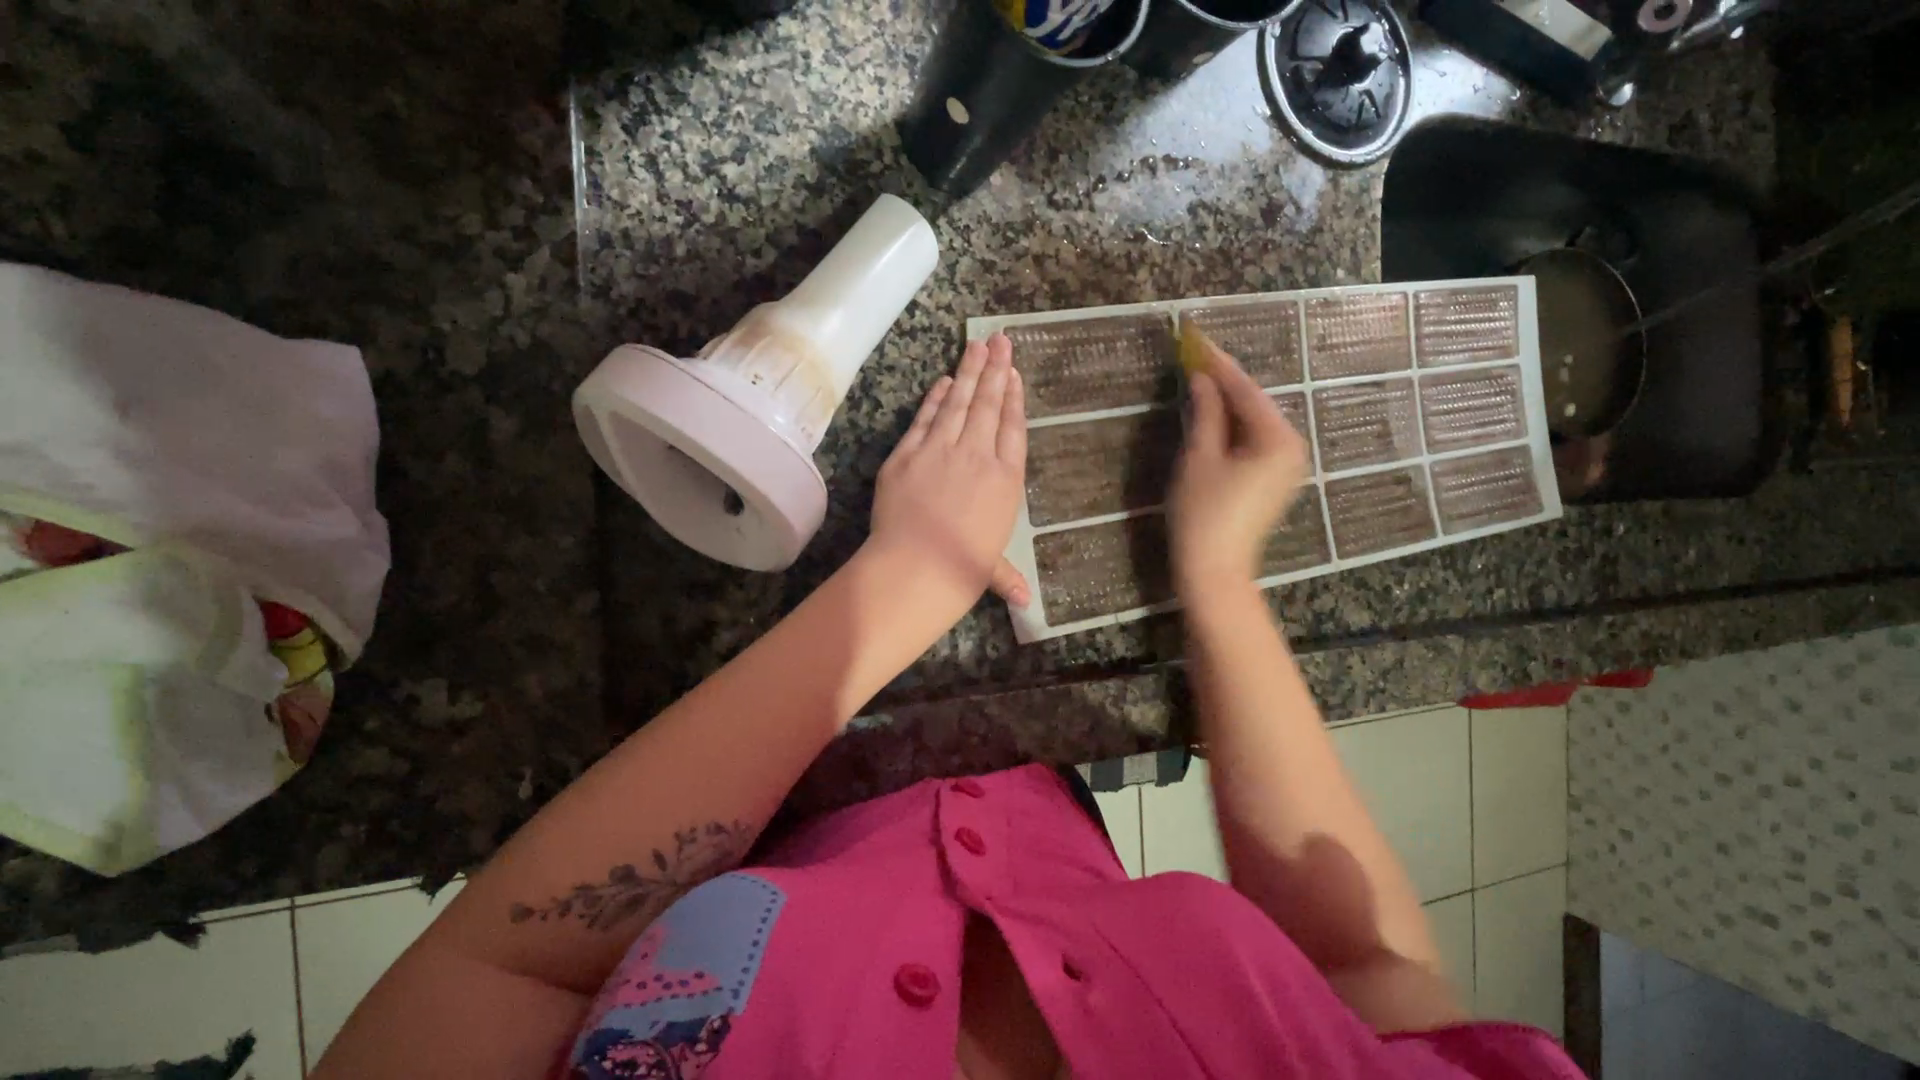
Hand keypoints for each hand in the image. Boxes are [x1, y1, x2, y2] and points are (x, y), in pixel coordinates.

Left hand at [868, 332, 1030, 610]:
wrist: (916, 566)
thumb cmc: (961, 571)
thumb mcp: (991, 569)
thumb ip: (1006, 575)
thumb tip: (1025, 600)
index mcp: (1006, 480)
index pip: (1012, 427)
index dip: (1013, 397)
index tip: (1014, 372)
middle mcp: (978, 456)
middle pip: (988, 404)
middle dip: (995, 369)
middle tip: (1000, 339)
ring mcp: (941, 449)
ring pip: (959, 402)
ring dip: (969, 371)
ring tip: (977, 344)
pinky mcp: (908, 453)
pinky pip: (925, 418)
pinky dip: (935, 397)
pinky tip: (944, 380)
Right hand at [1168, 338, 1310, 598]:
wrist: (1214, 570)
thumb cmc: (1203, 514)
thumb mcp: (1199, 458)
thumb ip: (1205, 413)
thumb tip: (1203, 378)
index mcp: (1278, 439)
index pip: (1246, 390)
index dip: (1218, 364)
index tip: (1197, 338)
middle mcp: (1292, 447)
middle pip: (1254, 403)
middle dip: (1224, 381)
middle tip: (1195, 354)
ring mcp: (1287, 466)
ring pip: (1254, 421)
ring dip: (1227, 402)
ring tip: (1198, 377)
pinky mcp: (1274, 480)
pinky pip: (1254, 440)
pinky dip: (1232, 426)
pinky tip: (1211, 413)